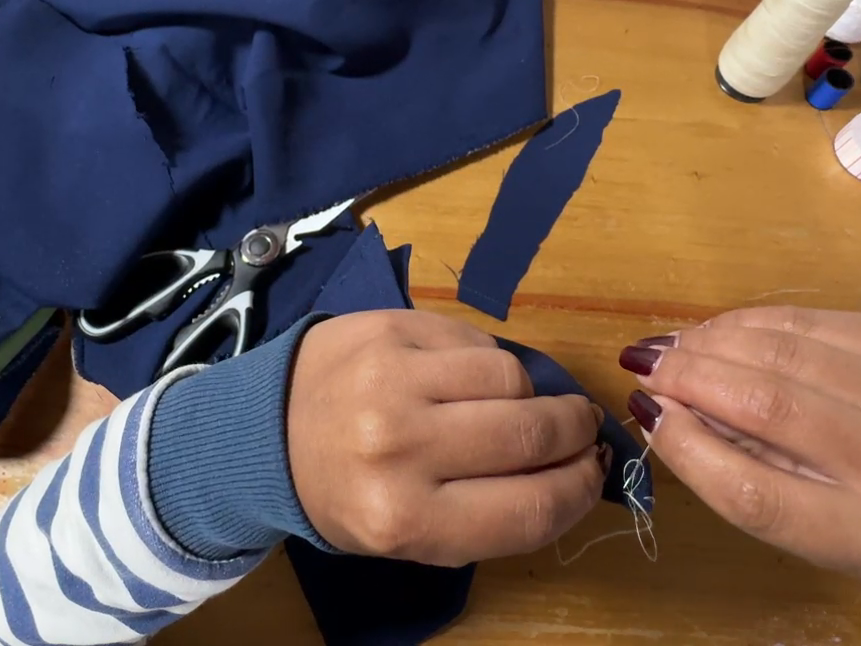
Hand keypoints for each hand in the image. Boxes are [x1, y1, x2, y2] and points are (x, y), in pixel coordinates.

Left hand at [288, 310, 606, 565]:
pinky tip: (472, 373)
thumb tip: (575, 466)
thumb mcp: (409, 533)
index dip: (578, 489)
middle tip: (579, 426)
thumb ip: (489, 511)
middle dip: (572, 430)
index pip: (529, 508)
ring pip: (509, 375)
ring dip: (528, 390)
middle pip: (530, 434)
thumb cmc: (345, 491)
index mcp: (405, 519)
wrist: (267, 428)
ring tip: (514, 399)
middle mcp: (400, 447)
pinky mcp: (389, 327)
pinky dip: (487, 358)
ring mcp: (393, 377)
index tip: (593, 470)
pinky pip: (473, 337)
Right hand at [618, 306, 860, 584]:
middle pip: (769, 405)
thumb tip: (658, 403)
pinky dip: (745, 323)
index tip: (643, 408)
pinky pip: (802, 320)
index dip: (687, 447)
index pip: (758, 493)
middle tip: (641, 365)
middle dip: (688, 376)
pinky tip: (715, 333)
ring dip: (708, 342)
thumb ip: (729, 469)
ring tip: (668, 348)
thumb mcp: (803, 526)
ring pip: (781, 350)